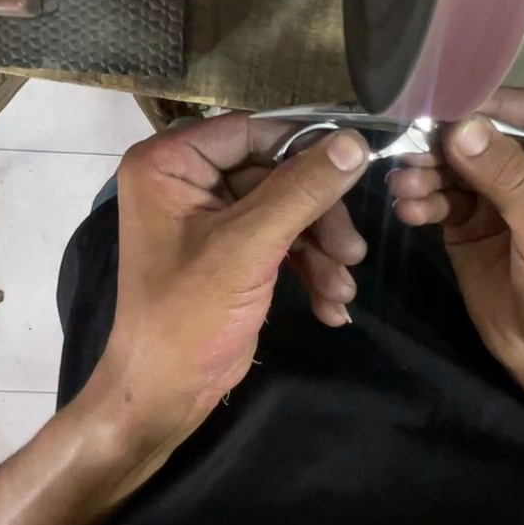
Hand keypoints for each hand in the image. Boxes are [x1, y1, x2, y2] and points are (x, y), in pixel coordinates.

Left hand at [92, 114, 369, 442]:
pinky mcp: (230, 250)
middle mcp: (186, 181)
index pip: (249, 132)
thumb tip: (355, 143)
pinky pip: (279, 240)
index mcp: (169, 164)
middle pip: (274, 174)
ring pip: (284, 209)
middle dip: (318, 217)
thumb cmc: (189, 314)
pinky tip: (331, 304)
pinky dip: (308, 268)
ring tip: (343, 288)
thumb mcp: (249, 247)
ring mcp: (210, 217)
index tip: (356, 164)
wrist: (166, 392)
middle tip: (353, 252)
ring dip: (320, 249)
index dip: (304, 148)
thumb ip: (302, 190)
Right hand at [388, 89, 523, 430]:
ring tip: (404, 188)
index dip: (493, 105)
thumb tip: (461, 127)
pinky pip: (441, 198)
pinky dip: (423, 200)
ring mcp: (503, 198)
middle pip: (487, 135)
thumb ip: (509, 180)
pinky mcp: (471, 224)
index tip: (446, 109)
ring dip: (427, 171)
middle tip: (409, 150)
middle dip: (447, 143)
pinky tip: (409, 210)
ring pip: (458, 165)